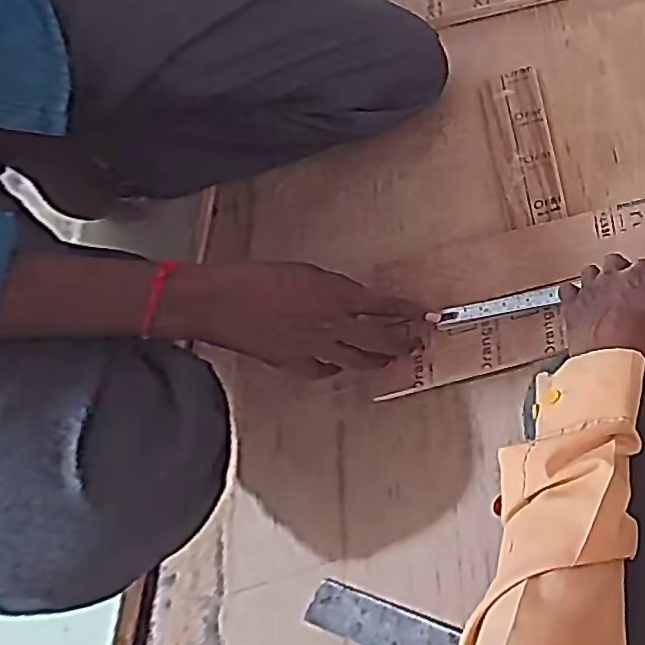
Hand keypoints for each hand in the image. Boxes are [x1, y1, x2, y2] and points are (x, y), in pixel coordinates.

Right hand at [155, 262, 427, 376]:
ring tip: (388, 358)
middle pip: (381, 340)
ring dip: (378, 360)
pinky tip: (340, 365)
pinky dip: (337, 369)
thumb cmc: (259, 278)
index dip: (410, 311)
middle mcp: (333, 324)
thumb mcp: (310, 273)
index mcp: (339, 295)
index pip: (387, 306)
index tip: (426, 315)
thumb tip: (357, 301)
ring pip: (360, 361)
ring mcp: (315, 347)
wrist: (218, 301)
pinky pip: (325, 372)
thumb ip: (338, 289)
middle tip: (413, 343)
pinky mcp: (294, 363)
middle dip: (402, 343)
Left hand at [560, 254, 644, 354]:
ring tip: (599, 287)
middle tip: (622, 277)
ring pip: (589, 271)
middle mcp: (609, 279)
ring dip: (595, 277)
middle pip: (613, 260)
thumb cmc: (632, 342)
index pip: (642, 265)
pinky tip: (576, 299)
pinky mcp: (571, 304)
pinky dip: (572, 293)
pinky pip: (567, 289)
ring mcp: (588, 289)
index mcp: (634, 281)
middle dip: (618, 266)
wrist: (607, 358)